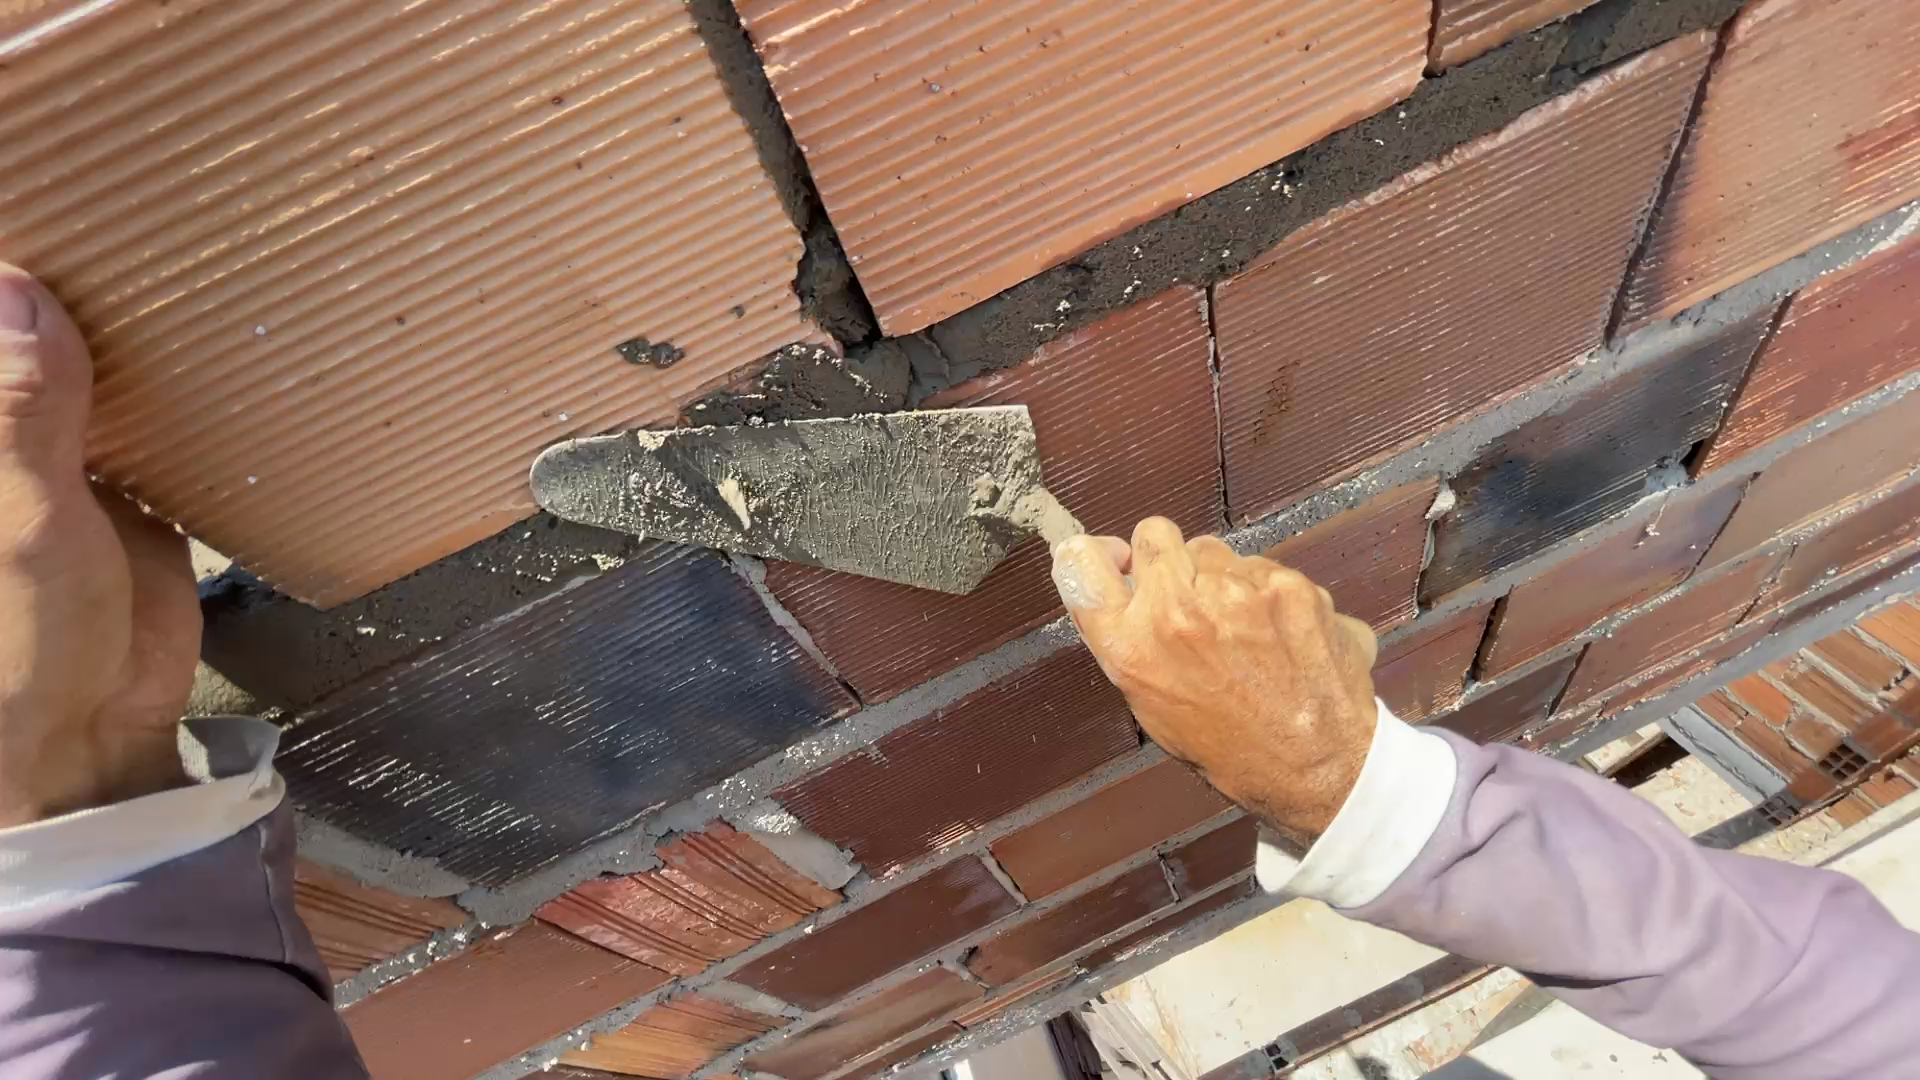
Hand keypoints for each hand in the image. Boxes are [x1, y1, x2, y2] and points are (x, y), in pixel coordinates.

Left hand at [0, 265, 199, 826]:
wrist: (78, 727)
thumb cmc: (7, 636)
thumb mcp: (11, 520)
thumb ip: (18, 410)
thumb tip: (14, 281)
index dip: (4, 272)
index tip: (40, 180)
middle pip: (15, 336)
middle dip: (52, 282)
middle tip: (119, 214)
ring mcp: (45, 456)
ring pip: (76, 367)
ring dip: (115, 324)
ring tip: (166, 261)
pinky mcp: (113, 488)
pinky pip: (139, 420)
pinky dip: (170, 388)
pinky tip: (208, 351)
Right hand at [1051, 518, 1378, 848]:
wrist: (1316, 767)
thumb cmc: (1225, 745)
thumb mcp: (1149, 701)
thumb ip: (1128, 637)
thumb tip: (1123, 580)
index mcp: (1130, 646)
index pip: (1081, 562)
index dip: (1096, 551)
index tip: (1116, 558)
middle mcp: (1173, 610)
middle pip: (1153, 534)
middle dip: (1167, 557)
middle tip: (1188, 593)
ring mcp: (1232, 591)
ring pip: (1211, 547)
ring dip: (1217, 573)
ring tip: (1241, 624)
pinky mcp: (1285, 583)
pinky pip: (1259, 564)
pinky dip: (1265, 588)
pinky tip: (1279, 629)